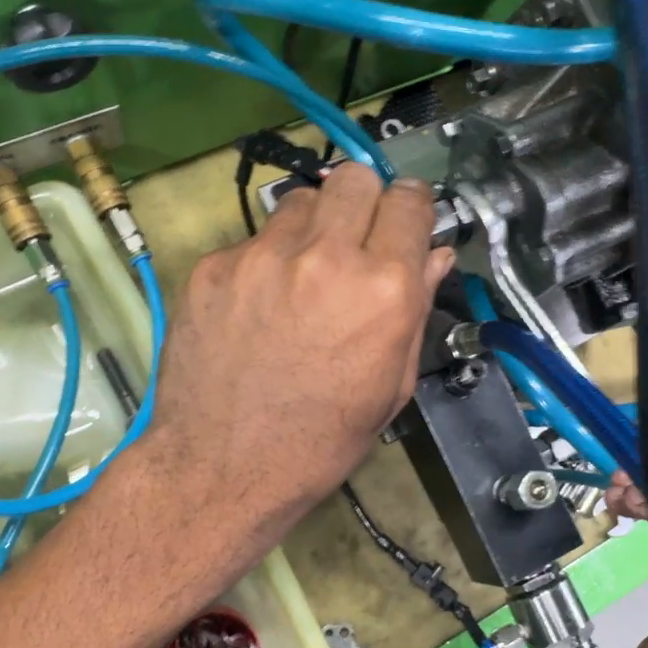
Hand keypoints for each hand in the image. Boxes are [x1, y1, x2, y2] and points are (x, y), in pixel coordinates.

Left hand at [143, 164, 453, 525]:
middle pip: (355, 178)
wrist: (224, 468)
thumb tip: (434, 255)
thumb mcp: (392, 386)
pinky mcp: (213, 266)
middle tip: (356, 242)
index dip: (413, 210)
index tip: (406, 222)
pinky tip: (259, 307)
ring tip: (304, 276)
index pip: (411, 202)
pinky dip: (265, 261)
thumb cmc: (322, 441)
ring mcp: (262, 256)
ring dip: (313, 227)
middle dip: (364, 202)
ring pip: (301, 201)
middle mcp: (325, 257)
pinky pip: (253, 240)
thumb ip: (416, 309)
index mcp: (384, 289)